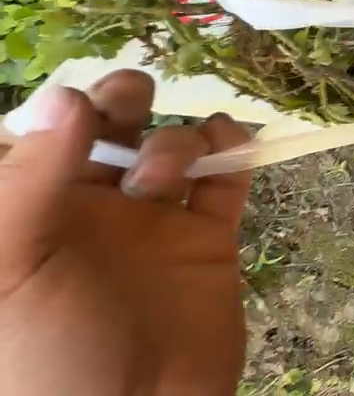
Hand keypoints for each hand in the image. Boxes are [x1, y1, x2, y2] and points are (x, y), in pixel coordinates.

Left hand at [0, 70, 253, 395]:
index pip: (29, 146)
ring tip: (173, 167)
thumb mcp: (9, 272)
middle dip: (122, 105)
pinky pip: (227, 177)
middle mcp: (78, 217)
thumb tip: (66, 96)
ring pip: (169, 149)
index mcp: (18, 224)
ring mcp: (148, 224)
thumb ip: (27, 183)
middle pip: (103, 137)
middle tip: (135, 95)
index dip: (52, 118)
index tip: (75, 104)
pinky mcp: (208, 235)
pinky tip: (230, 146)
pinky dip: (234, 150)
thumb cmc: (39, 354)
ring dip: (177, 138)